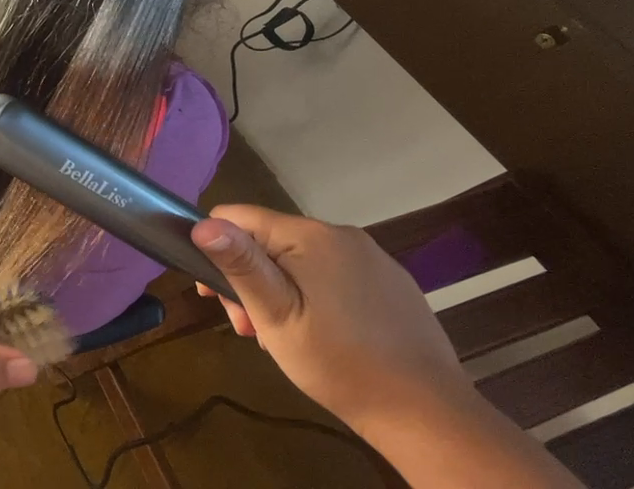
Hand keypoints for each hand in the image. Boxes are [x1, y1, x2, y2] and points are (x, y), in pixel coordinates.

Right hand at [191, 207, 475, 431]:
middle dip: (249, 279)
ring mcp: (373, 259)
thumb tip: (203, 224)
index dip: (215, 250)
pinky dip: (314, 296)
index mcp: (310, 236)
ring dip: (279, 290)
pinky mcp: (393, 283)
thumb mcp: (276, 316)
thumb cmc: (340, 364)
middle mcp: (342, 234)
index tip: (214, 296)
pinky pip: (333, 274)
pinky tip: (321, 334)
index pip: (237, 217)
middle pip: (268, 240)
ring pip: (300, 258)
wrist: (430, 416)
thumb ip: (241, 264)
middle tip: (247, 328)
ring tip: (281, 338)